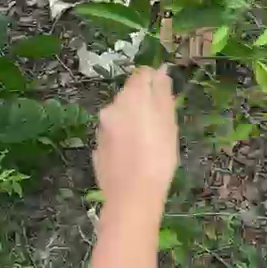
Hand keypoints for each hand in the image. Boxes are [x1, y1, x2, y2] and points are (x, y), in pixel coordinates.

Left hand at [93, 67, 178, 208]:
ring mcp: (101, 130)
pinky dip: (124, 139)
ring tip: (149, 142)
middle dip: (144, 103)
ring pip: (120, 116)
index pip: (141, 74)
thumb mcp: (169, 122)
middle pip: (129, 95)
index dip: (155, 80)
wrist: (132, 196)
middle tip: (162, 124)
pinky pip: (114, 136)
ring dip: (133, 121)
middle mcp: (111, 108)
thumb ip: (163, 93)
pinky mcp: (97, 149)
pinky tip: (134, 155)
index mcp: (130, 97)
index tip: (166, 95)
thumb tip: (160, 71)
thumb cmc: (158, 156)